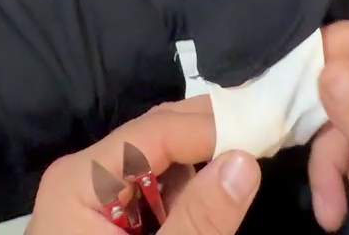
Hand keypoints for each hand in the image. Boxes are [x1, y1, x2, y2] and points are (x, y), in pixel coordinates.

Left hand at [29, 97, 261, 234]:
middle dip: (211, 136)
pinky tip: (221, 195)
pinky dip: (191, 193)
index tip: (263, 128)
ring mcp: (98, 198)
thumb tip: (245, 161)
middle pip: (157, 137)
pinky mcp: (112, 222)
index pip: (154, 130)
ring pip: (162, 161)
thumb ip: (199, 223)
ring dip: (206, 160)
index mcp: (81, 179)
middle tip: (267, 131)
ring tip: (253, 152)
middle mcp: (86, 176)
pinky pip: (157, 192)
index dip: (209, 126)